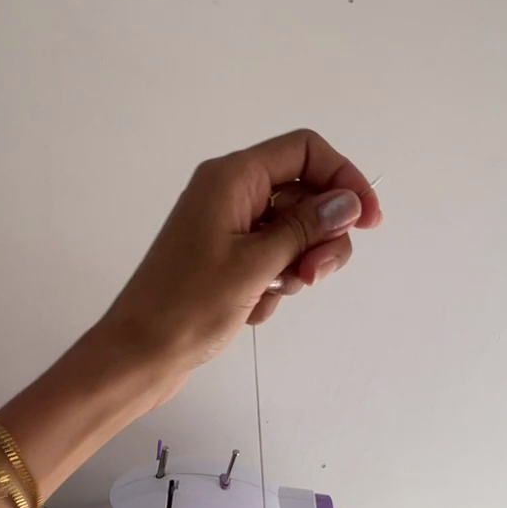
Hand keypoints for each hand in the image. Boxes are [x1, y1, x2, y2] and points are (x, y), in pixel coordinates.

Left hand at [89, 128, 382, 405]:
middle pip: (301, 196)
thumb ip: (306, 229)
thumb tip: (347, 202)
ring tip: (276, 294)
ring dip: (296, 266)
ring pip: (288, 235)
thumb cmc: (188, 307)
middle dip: (320, 235)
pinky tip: (251, 311)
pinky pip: (266, 265)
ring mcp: (223, 233)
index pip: (304, 151)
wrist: (138, 356)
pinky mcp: (221, 267)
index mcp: (231, 179)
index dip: (343, 178)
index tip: (368, 222)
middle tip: (314, 276)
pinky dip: (270, 287)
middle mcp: (227, 197)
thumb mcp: (255, 264)